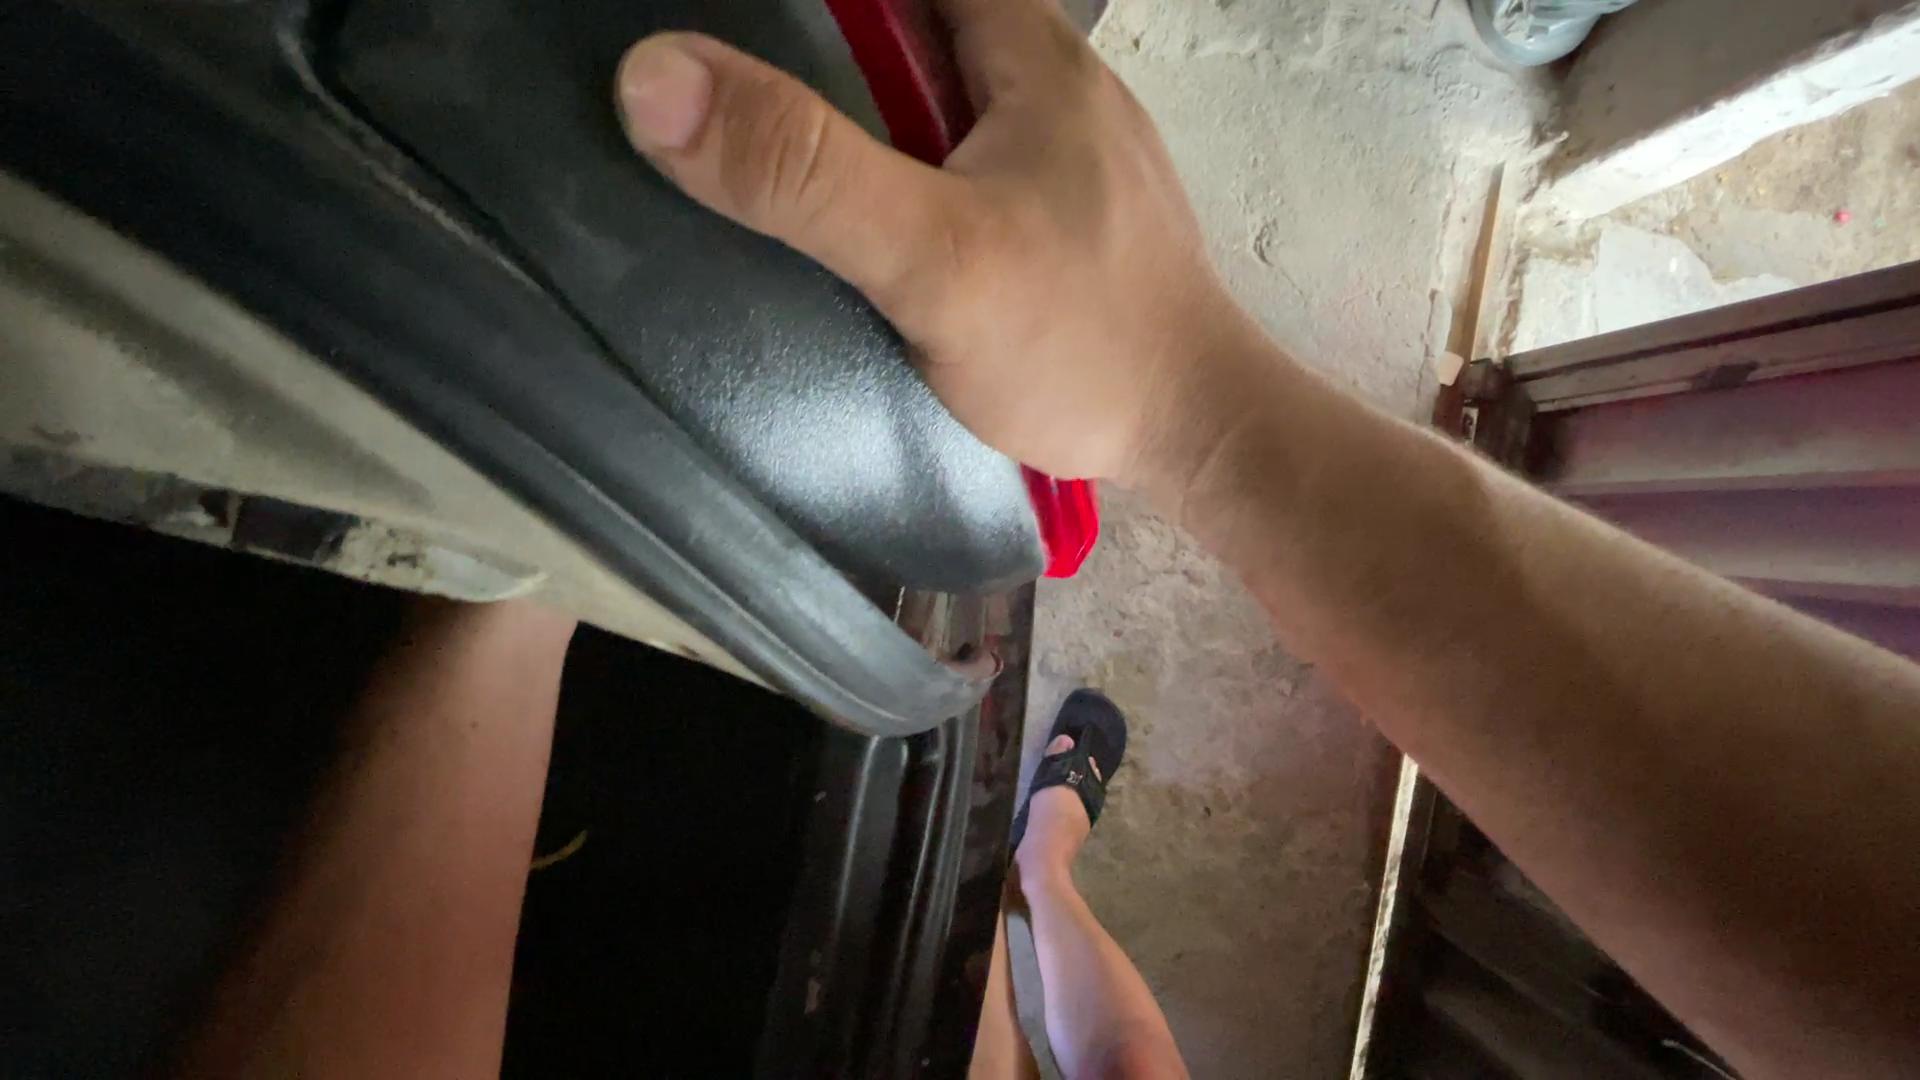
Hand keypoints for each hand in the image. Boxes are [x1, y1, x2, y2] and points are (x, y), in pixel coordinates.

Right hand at [613, 0, 1258, 486]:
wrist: (1193, 430)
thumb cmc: (1080, 343)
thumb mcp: (936, 258)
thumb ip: (808, 177)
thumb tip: (655, 83)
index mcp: (1031, 58)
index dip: (829, 6)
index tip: (762, 37)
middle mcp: (1056, 95)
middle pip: (925, 39)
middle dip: (842, 64)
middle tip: (760, 121)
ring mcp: (1068, 169)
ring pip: (951, 118)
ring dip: (880, 137)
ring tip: (804, 182)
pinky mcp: (1068, 235)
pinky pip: (977, 183)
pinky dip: (924, 194)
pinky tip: (889, 242)